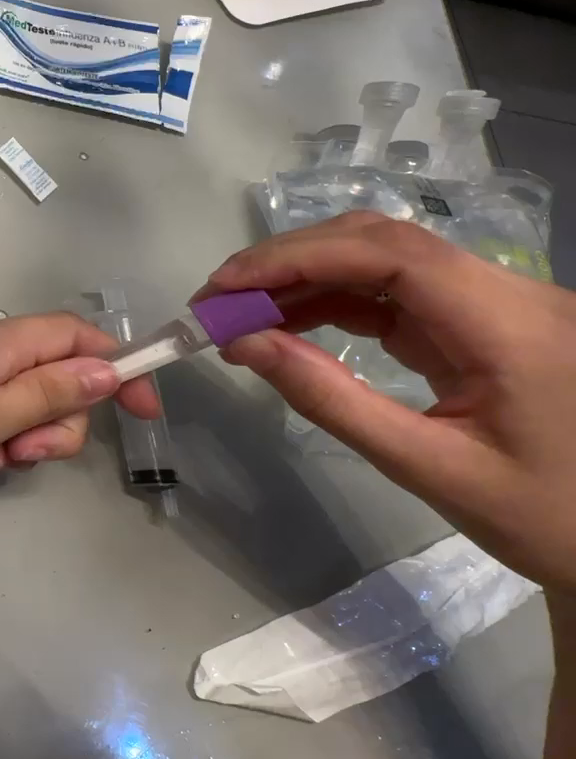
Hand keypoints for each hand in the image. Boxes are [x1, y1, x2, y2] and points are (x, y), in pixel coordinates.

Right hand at [200, 211, 575, 595]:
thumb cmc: (549, 517)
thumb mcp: (430, 468)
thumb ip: (330, 399)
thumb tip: (242, 341)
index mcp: (515, 327)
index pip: (390, 254)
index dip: (296, 256)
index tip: (224, 288)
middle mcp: (512, 297)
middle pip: (379, 241)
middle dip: (285, 261)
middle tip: (216, 303)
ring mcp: (495, 306)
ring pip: (378, 259)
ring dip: (299, 277)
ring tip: (237, 316)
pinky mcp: (477, 323)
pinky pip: (388, 290)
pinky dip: (325, 298)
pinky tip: (282, 324)